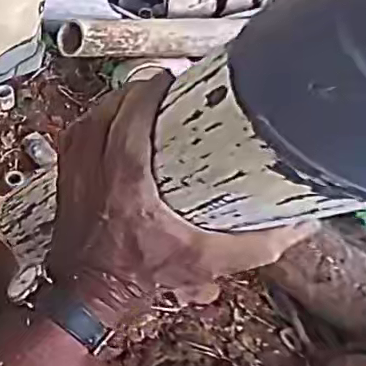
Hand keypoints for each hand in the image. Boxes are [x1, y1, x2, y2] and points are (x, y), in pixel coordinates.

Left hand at [46, 72, 311, 325]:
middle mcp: (93, 168)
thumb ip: (259, 243)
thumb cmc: (142, 273)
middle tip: (159, 83)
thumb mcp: (209, 260)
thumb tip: (302, 223)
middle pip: (106, 111)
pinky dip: (90, 121)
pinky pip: (73, 135)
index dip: (147, 93)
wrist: (88, 288)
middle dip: (132, 91)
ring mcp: (73, 171)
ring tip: (136, 96)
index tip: (169, 77)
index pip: (129, 120)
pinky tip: (107, 120)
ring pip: (85, 120)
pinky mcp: (63, 176)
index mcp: (125, 180)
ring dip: (109, 103)